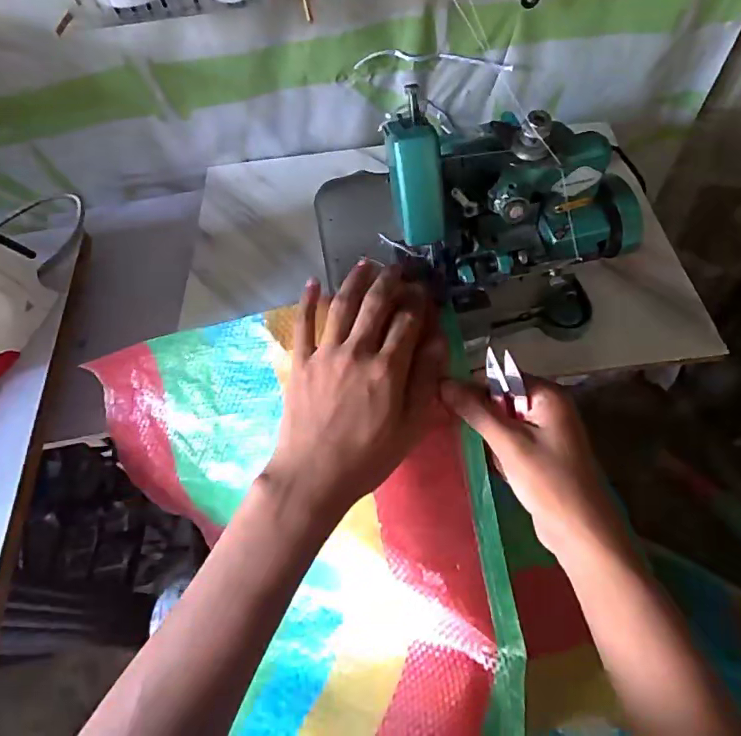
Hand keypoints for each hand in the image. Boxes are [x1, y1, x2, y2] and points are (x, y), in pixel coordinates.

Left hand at [260, 261, 444, 518]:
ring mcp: (325, 354)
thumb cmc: (367, 457)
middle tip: (399, 268)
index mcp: (387, 369)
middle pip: (376, 304)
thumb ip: (425, 381)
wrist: (312, 477)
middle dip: (391, 281)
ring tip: (366, 263)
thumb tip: (439, 341)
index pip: (408, 322)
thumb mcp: (409, 427)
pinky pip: (304, 323)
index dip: (419, 302)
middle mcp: (357, 352)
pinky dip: (308, 300)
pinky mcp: (301, 361)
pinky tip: (313, 282)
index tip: (425, 292)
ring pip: (342, 305)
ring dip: (355, 280)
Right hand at [441, 377, 629, 565]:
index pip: (501, 376)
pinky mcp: (544, 454)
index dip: (473, 387)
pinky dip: (503, 452)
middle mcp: (550, 406)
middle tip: (462, 430)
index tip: (446, 401)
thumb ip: (475, 411)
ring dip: (492, 438)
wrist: (582, 533)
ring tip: (488, 455)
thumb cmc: (548, 482)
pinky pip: (514, 441)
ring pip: (505, 422)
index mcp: (548, 394)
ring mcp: (549, 431)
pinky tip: (501, 469)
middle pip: (503, 399)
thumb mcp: (508, 443)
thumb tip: (443, 382)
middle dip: (484, 416)